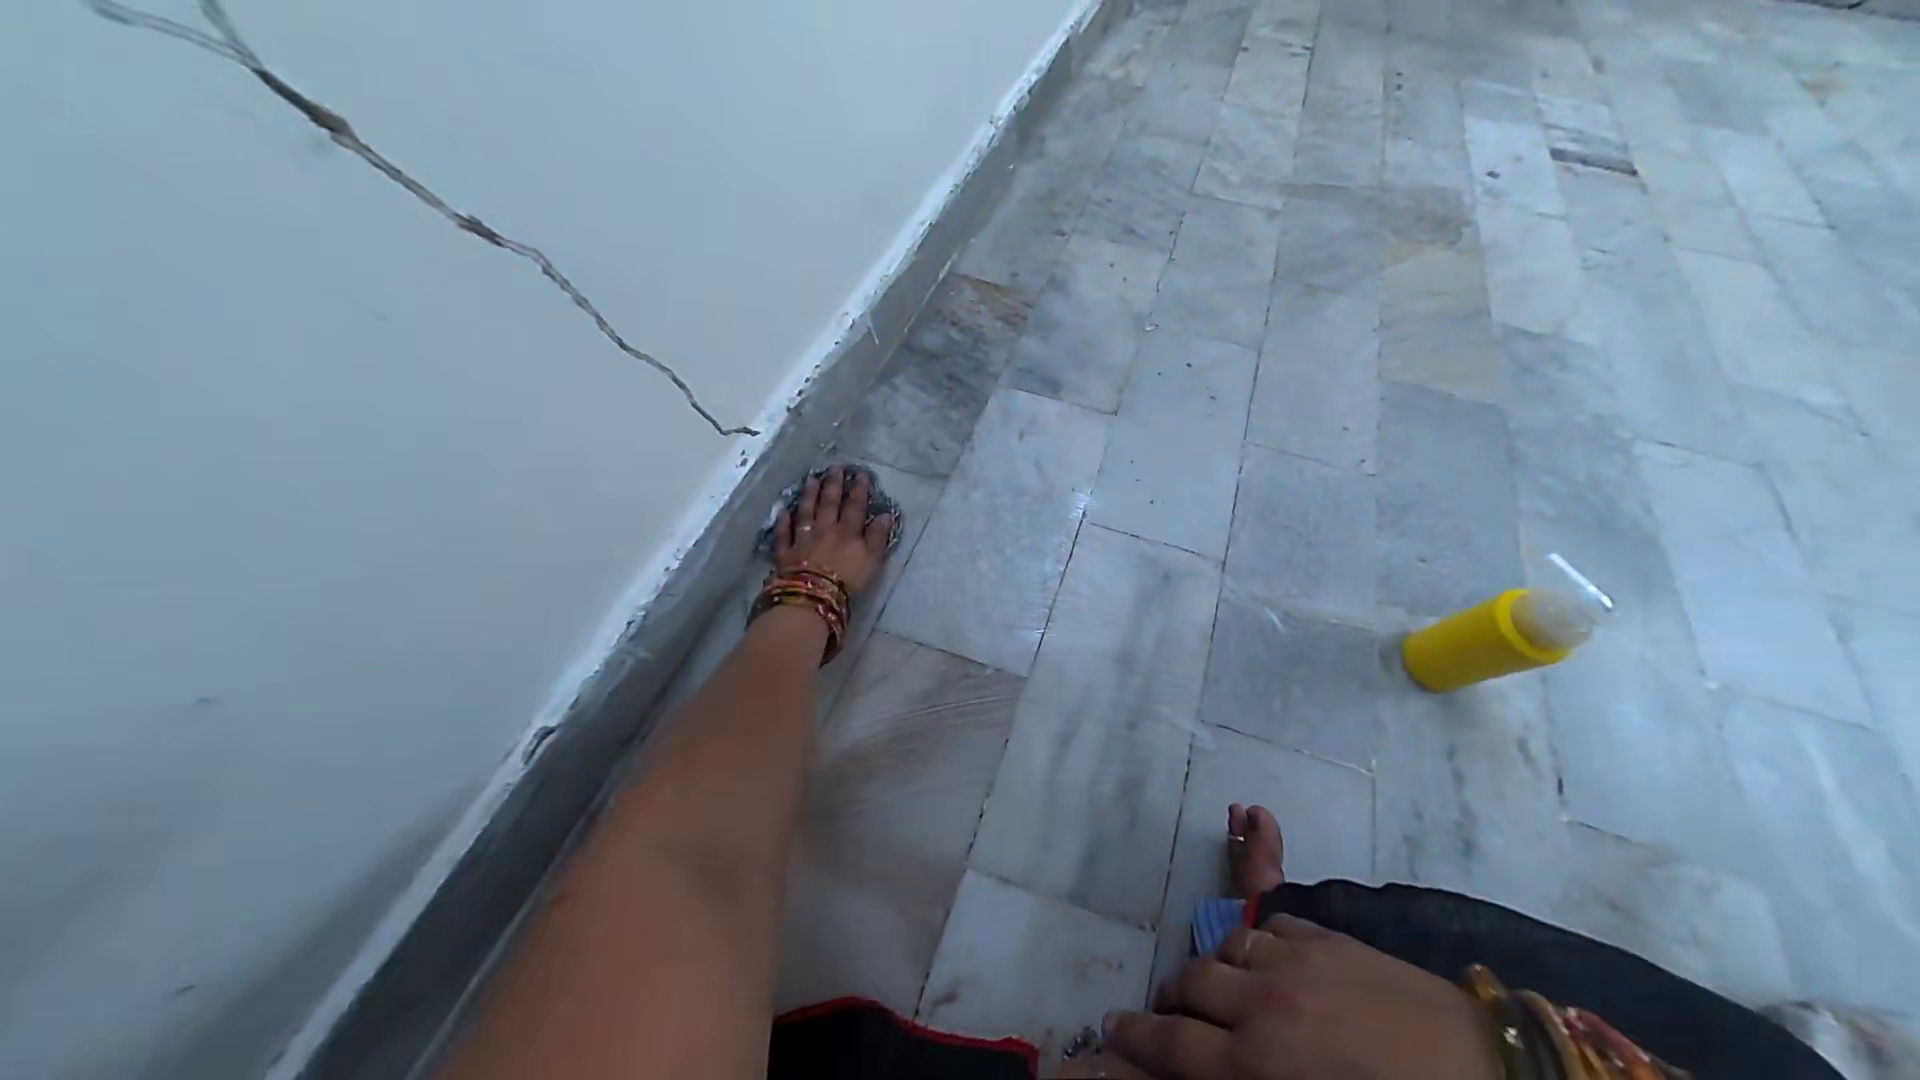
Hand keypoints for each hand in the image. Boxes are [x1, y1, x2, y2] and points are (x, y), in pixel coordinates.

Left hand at [772, 466, 893, 593]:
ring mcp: (803, 539)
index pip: (854, 506)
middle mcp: (824, 529)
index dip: (858, 490)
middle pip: (829, 504)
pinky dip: (783, 521)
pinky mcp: (786, 552)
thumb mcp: (871, 559)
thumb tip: (885, 515)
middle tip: (834, 467)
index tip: (860, 474)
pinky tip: (783, 510)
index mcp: (847, 532)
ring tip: (811, 480)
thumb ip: (877, 537)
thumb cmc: (847, 580)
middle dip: (833, 485)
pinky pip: (784, 534)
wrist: (813, 594)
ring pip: (806, 512)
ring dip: (809, 495)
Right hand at [1105, 915, 1497, 1079]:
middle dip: (1171, 999)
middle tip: (1172, 1015)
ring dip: (1215, 969)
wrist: (1497, 1076)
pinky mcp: (1328, 939)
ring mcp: (1294, 960)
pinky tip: (1273, 963)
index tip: (1112, 1028)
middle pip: (1190, 985)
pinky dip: (1260, 946)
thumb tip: (1219, 1068)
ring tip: (1224, 988)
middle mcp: (1262, 1001)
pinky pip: (1271, 928)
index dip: (1135, 1037)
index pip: (1173, 1044)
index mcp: (1258, 1061)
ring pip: (1226, 948)